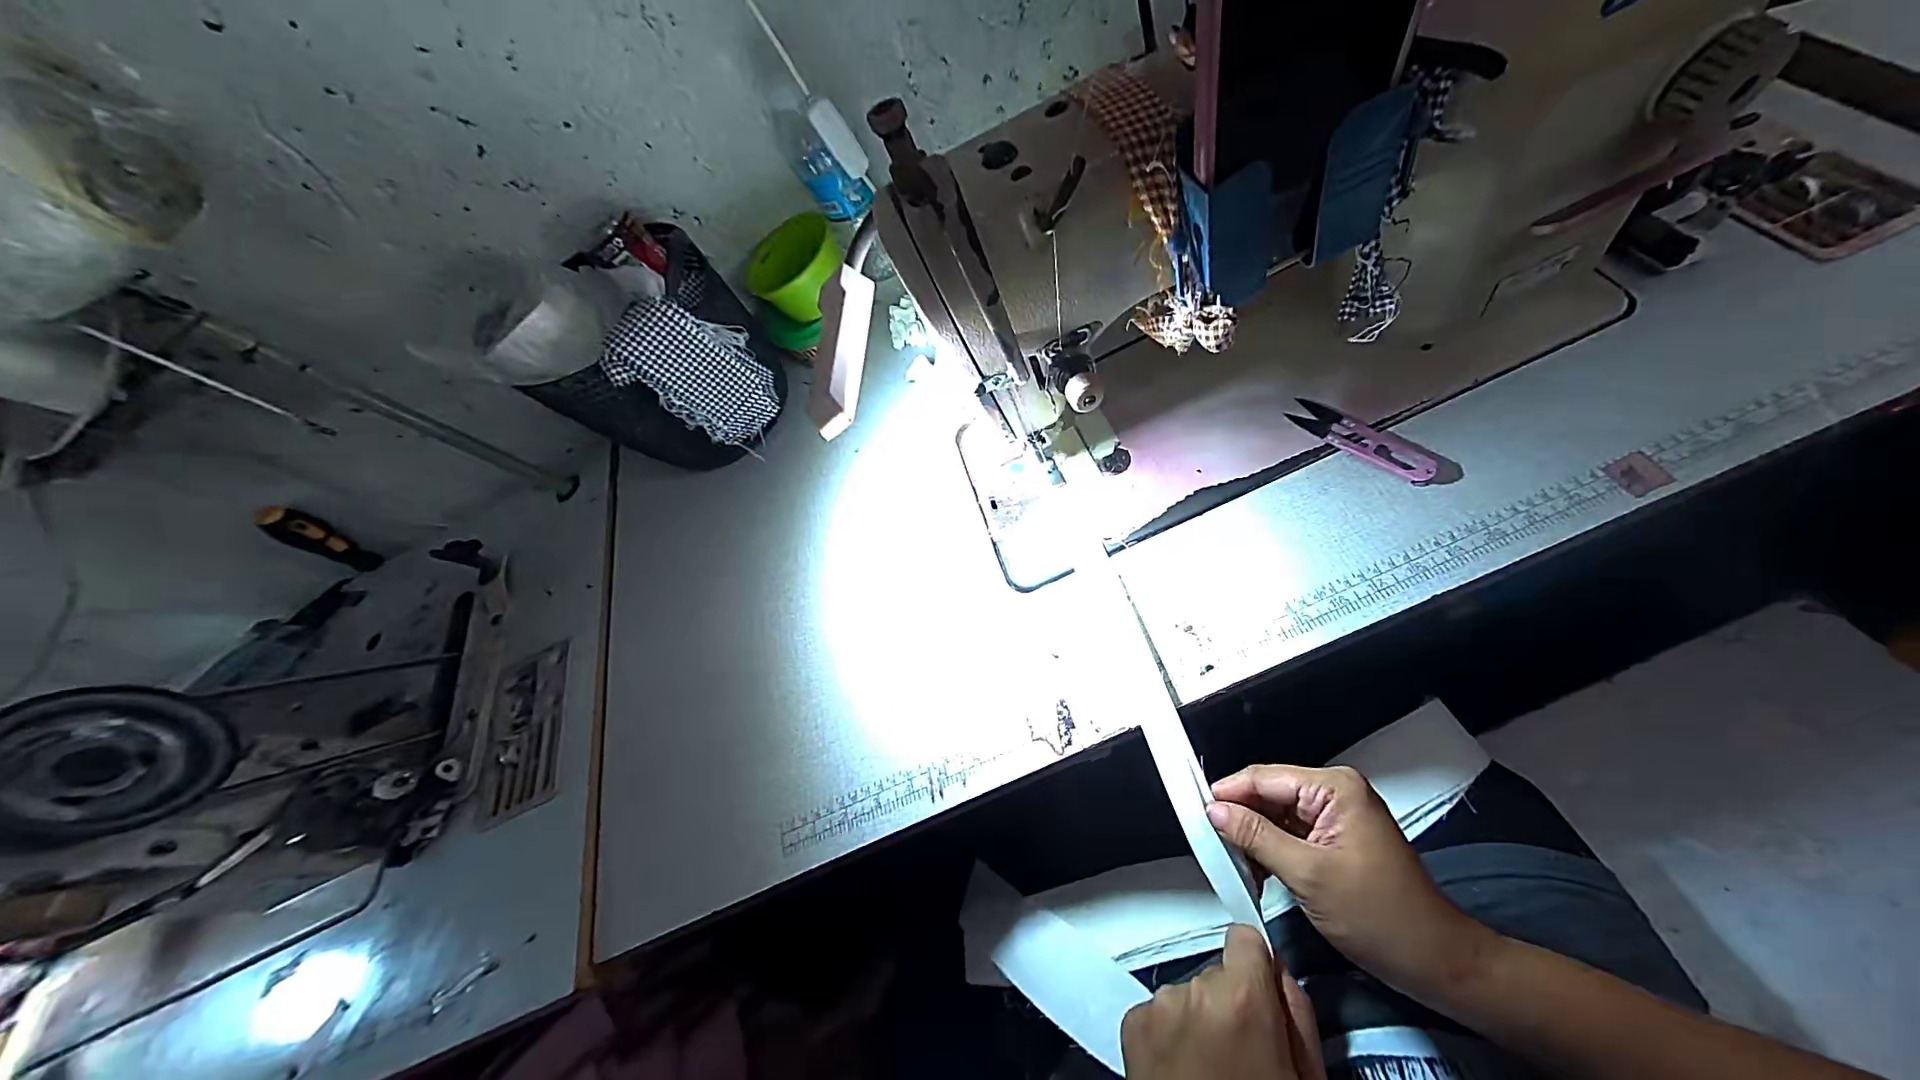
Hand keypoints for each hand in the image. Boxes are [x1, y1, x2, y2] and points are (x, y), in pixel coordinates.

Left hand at [1121, 924, 1325, 1079]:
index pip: (1245, 938)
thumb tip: (1277, 970)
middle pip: (1216, 972)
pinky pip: (1159, 1012)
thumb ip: (1295, 1011)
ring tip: (1209, 1068)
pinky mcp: (1131, 1022)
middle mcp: (1195, 989)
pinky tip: (1182, 1070)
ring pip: (1187, 993)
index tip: (1257, 982)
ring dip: (1198, 1017)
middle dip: (1228, 1001)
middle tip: (1239, 1052)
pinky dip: (1169, 1034)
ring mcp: (1158, 1005)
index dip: (1254, 961)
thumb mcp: (1304, 1076)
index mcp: (1243, 998)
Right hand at [1206, 765, 1494, 998]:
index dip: (1227, 794)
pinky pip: (1289, 831)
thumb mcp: (1308, 874)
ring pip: (1274, 813)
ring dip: (1253, 837)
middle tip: (1214, 845)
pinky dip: (1270, 849)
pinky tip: (1258, 871)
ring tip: (1236, 864)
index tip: (1196, 814)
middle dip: (1241, 819)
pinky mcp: (1335, 836)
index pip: (1264, 777)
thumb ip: (1256, 836)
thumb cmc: (1380, 917)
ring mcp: (1336, 814)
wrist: (1436, 961)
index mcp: (1335, 788)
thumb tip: (1213, 811)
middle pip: (1267, 793)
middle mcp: (1335, 792)